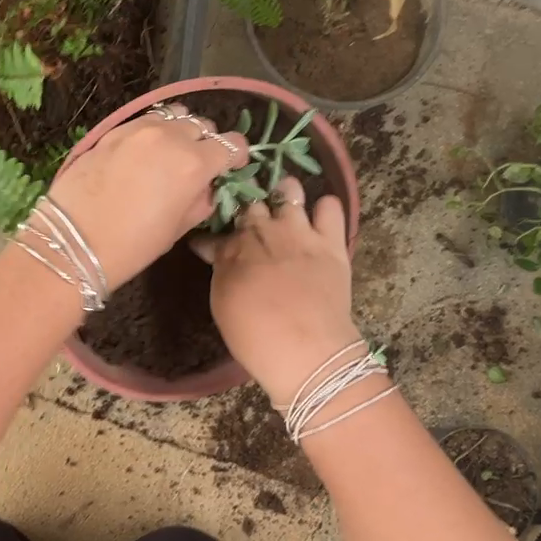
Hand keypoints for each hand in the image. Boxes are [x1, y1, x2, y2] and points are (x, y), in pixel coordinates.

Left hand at [45, 104, 248, 287]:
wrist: (72, 242)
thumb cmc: (131, 246)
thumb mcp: (177, 230)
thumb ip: (200, 201)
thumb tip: (206, 187)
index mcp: (194, 164)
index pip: (231, 145)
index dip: (235, 157)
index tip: (230, 168)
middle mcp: (170, 137)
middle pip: (202, 127)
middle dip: (206, 144)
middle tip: (196, 166)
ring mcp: (138, 130)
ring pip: (174, 117)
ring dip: (179, 132)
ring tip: (169, 154)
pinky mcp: (113, 131)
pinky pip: (145, 122)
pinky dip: (153, 132)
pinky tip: (143, 153)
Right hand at [194, 178, 359, 405]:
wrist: (305, 349)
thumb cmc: (255, 336)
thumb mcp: (222, 305)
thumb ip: (220, 271)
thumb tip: (215, 251)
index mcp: (231, 249)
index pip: (213, 232)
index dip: (210, 235)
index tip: (209, 242)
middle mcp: (263, 231)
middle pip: (250, 204)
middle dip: (247, 206)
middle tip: (250, 219)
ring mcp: (299, 231)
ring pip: (288, 191)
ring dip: (283, 195)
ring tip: (284, 205)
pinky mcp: (331, 239)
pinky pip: (330, 206)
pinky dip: (324, 207)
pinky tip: (319, 219)